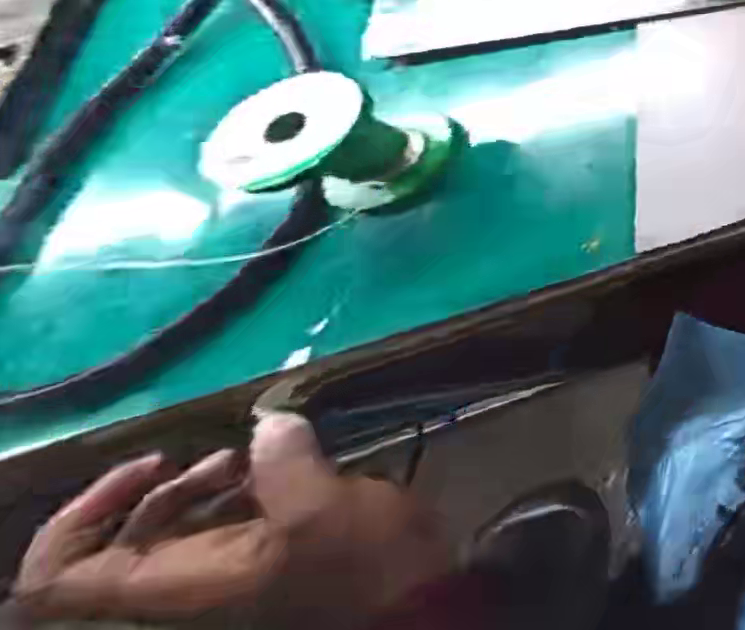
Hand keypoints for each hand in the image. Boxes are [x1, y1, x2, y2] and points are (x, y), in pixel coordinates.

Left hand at [9, 412, 450, 625]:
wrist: (407, 599)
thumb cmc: (355, 562)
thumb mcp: (323, 506)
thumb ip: (287, 462)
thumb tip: (268, 422)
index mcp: (169, 588)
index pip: (59, 575)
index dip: (84, 515)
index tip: (157, 462)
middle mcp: (178, 592)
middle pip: (121, 547)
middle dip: (168, 490)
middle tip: (233, 454)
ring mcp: (221, 585)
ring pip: (174, 540)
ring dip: (208, 492)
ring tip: (264, 459)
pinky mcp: (260, 573)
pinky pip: (222, 538)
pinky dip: (242, 501)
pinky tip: (291, 476)